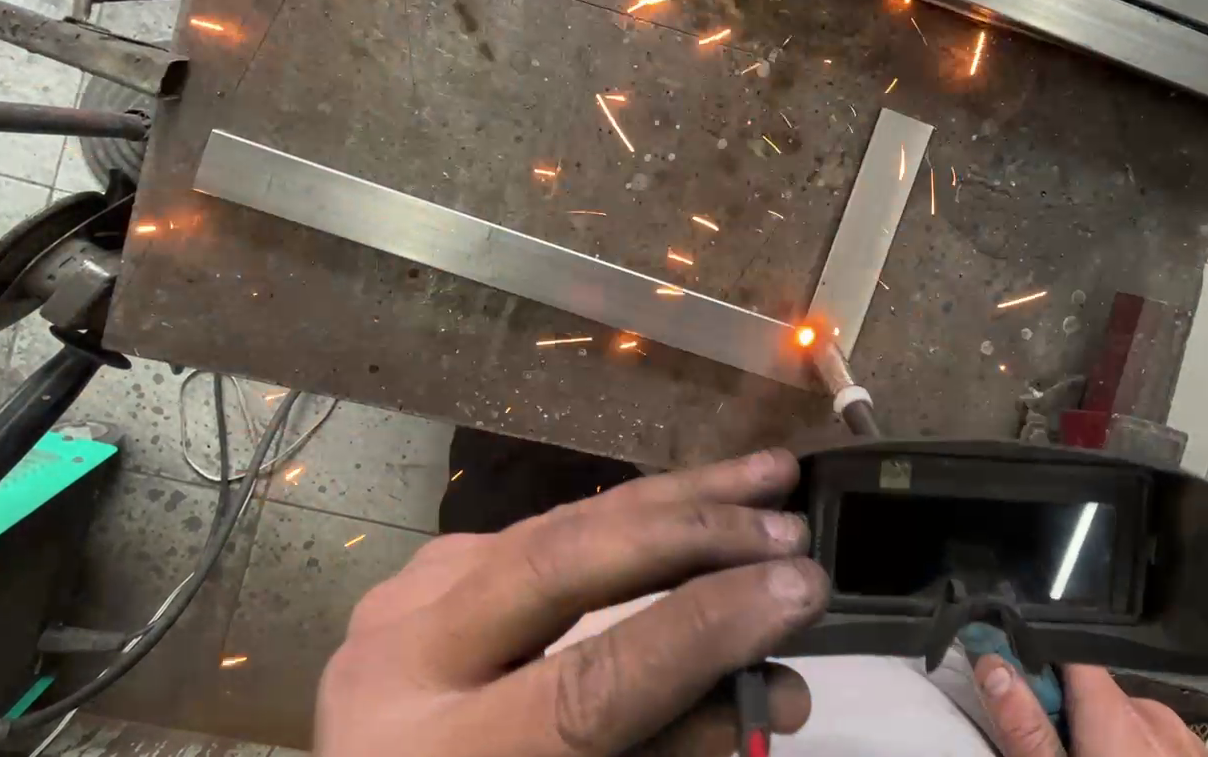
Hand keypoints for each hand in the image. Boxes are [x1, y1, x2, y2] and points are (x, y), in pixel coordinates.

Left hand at [315, 450, 828, 756]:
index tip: (801, 585)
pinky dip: (627, 515)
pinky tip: (689, 498)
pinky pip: (546, 527)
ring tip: (766, 476)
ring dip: (675, 500)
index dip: (704, 629)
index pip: (592, 682)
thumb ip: (669, 752)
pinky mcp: (427, 565)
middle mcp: (406, 661)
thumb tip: (780, 686)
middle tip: (790, 529)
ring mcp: (408, 597)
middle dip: (694, 535)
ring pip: (560, 520)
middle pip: (564, 562)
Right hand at [973, 658, 1207, 756]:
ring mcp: (1190, 746)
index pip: (1071, 653)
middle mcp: (1158, 718)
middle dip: (1072, 716)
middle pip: (1099, 693)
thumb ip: (1025, 730)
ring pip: (1132, 724)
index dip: (1039, 658)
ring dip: (1107, 743)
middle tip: (1056, 756)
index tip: (1016, 686)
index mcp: (1119, 715)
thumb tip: (992, 662)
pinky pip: (1163, 748)